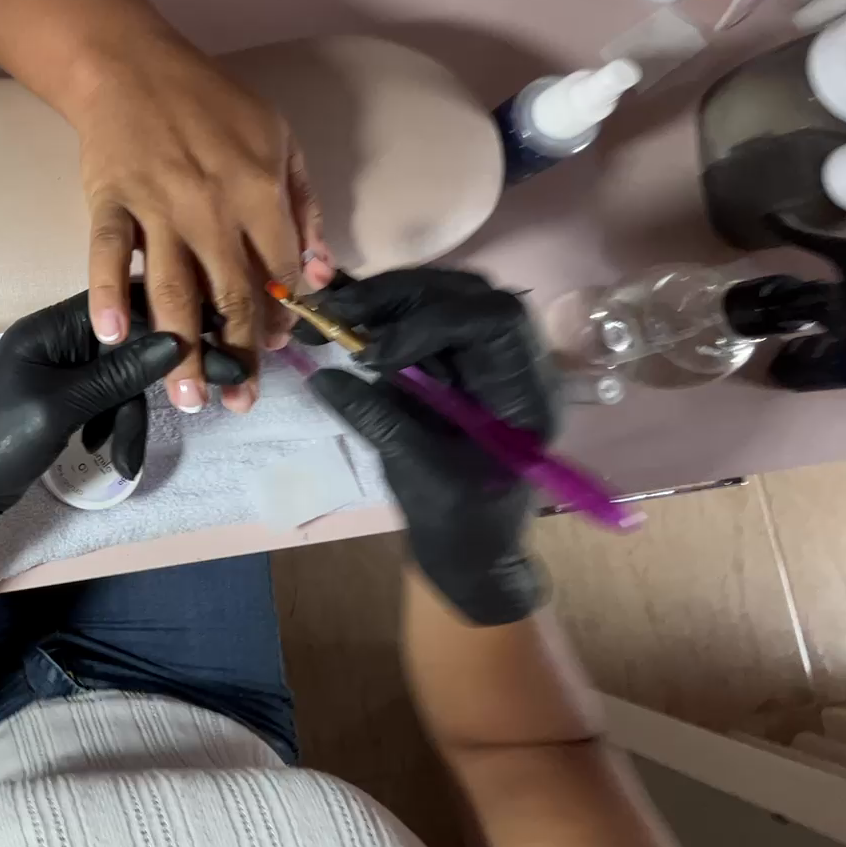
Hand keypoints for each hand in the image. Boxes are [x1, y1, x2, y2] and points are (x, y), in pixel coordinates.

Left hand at [0, 287, 243, 580]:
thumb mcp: (60, 408)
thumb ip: (117, 373)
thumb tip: (176, 339)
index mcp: (49, 327)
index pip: (123, 307)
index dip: (173, 323)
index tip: (222, 345)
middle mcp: (57, 339)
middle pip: (128, 346)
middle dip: (158, 381)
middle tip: (220, 398)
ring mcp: (59, 371)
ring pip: (119, 381)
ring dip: (128, 419)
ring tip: (123, 459)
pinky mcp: (62, 399)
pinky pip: (103, 402)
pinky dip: (111, 427)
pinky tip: (109, 457)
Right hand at [74, 37, 331, 415]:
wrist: (132, 67)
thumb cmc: (211, 103)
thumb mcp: (280, 139)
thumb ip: (304, 207)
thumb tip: (319, 275)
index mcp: (259, 189)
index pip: (278, 271)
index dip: (279, 316)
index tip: (271, 348)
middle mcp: (212, 207)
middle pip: (229, 294)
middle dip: (238, 353)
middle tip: (238, 403)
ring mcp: (157, 207)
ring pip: (172, 288)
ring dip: (181, 347)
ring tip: (187, 398)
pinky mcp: (109, 203)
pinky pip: (107, 254)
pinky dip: (107, 294)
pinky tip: (112, 337)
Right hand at [303, 269, 554, 625]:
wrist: (470, 552)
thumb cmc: (462, 524)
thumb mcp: (419, 474)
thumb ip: (375, 419)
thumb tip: (322, 375)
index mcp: (523, 389)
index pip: (493, 320)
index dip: (431, 321)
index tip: (374, 356)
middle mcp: (505, 361)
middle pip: (460, 294)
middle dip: (395, 295)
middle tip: (335, 310)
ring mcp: (472, 362)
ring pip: (432, 300)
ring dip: (376, 301)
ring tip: (323, 315)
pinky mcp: (440, 367)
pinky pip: (408, 325)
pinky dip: (370, 319)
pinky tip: (334, 321)